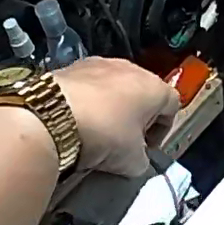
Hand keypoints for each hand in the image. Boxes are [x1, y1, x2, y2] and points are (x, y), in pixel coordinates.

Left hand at [54, 58, 179, 176]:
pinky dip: (87, 102)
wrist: (51, 117)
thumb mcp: (132, 161)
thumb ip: (142, 161)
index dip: (163, 130)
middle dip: (137, 117)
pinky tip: (77, 121)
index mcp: (155, 88)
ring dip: (112, 108)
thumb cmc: (105, 134)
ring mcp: (99, 63)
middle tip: (125, 142)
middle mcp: (130, 68)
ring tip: (98, 132)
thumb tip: (137, 161)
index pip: (172, 106)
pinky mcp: (70, 66)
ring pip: (114, 87)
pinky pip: (88, 86)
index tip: (149, 148)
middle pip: (142, 94)